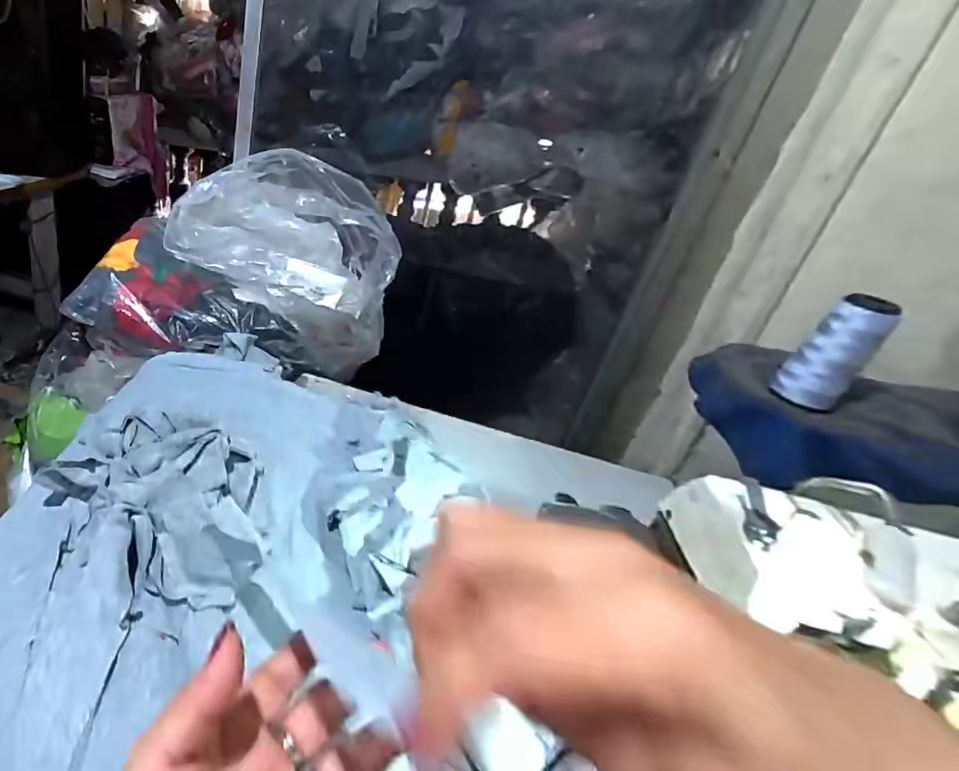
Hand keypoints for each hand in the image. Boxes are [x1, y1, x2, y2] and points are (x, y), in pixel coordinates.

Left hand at [127, 625, 399, 770]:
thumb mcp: (168, 749)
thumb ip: (202, 696)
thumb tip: (233, 630)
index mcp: (227, 729)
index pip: (268, 686)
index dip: (297, 658)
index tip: (331, 631)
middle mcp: (266, 758)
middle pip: (312, 719)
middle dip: (346, 691)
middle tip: (382, 665)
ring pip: (339, 759)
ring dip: (372, 738)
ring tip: (403, 713)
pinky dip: (371, 770)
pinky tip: (401, 754)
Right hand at [409, 505, 958, 770]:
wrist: (855, 736)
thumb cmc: (779, 766)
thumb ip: (570, 726)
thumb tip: (464, 703)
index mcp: (650, 628)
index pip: (502, 634)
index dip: (444, 684)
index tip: (423, 737)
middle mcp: (609, 560)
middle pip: (465, 552)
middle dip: (433, 623)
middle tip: (440, 695)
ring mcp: (595, 539)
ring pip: (465, 531)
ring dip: (445, 594)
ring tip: (465, 662)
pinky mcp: (584, 542)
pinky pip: (489, 534)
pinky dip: (466, 576)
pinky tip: (495, 632)